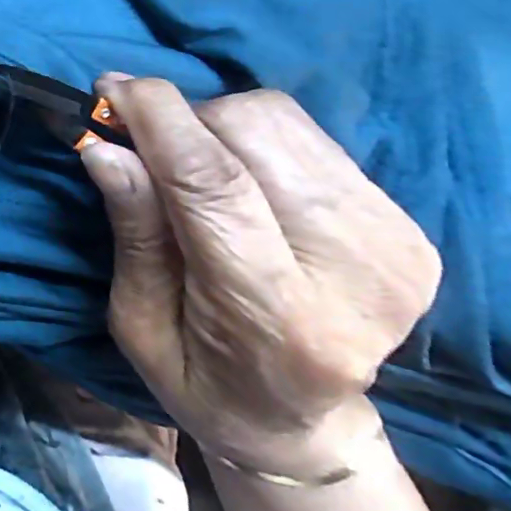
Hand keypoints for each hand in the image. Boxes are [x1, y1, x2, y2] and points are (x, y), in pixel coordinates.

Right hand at [81, 78, 440, 476]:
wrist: (307, 422)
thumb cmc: (206, 381)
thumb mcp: (141, 323)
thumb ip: (134, 229)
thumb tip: (105, 146)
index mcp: (281, 319)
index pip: (214, 185)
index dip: (158, 121)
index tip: (110, 88)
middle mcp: (354, 272)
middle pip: (251, 133)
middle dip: (184, 118)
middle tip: (146, 141)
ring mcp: (391, 240)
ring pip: (279, 119)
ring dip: (218, 122)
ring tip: (196, 163)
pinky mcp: (405, 219)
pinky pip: (307, 131)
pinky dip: (255, 135)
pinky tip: (244, 171)